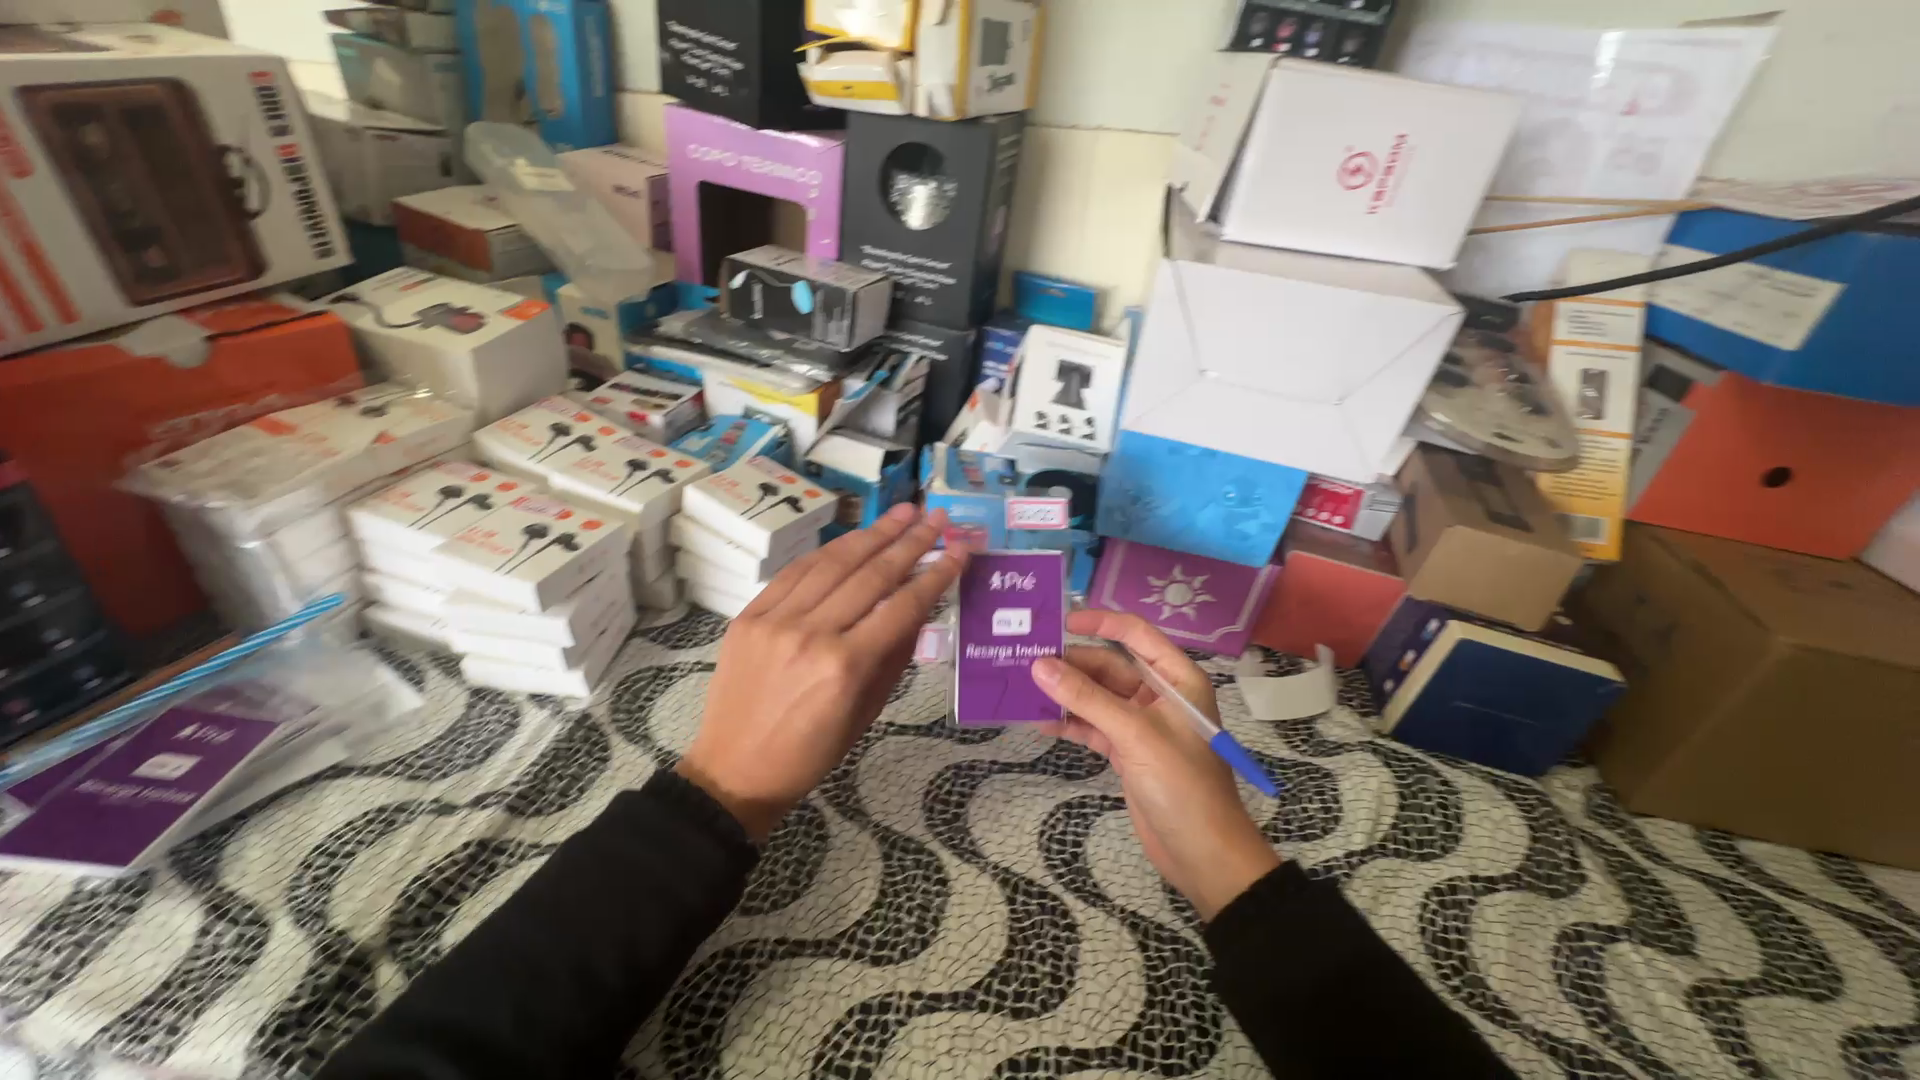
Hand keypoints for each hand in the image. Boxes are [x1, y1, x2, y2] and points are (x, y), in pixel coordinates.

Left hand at [677, 504, 964, 841]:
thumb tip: (918, 608)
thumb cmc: (811, 754)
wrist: (734, 770)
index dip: (936, 574)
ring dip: (872, 534)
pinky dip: (827, 551)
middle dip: (909, 542)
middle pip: (871, 575)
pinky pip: (795, 572)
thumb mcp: (866, 713)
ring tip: (902, 514)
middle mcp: (812, 634)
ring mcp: (776, 620)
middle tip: (936, 517)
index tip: (959, 549)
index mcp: (846, 666)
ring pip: (833, 563)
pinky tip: (852, 537)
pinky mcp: (750, 615)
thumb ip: (893, 655)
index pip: (903, 606)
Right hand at [1033, 610, 1280, 920]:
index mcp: (1177, 679)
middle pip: (1110, 666)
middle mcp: (1159, 695)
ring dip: (1065, 694)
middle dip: (1072, 664)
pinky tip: (1038, 721)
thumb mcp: (1134, 734)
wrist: (1202, 853)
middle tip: (1026, 661)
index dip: (1101, 623)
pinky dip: (1069, 723)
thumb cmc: (1181, 784)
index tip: (1060, 621)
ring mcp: (1141, 724)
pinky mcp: (1127, 751)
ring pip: (1097, 697)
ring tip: (1023, 688)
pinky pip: (1093, 725)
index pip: (1136, 635)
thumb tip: (1039, 665)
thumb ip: (1086, 698)